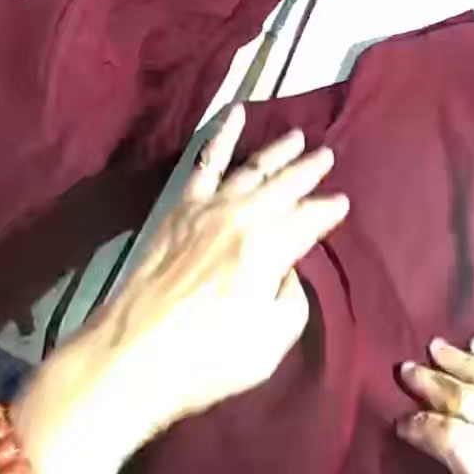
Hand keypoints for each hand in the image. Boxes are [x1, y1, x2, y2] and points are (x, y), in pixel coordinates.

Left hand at [0, 106, 349, 473]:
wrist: (132, 356)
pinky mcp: (182, 205)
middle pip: (286, 184)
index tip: (341, 202)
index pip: (310, 219)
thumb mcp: (270, 346)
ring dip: (278, 151)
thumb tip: (287, 272)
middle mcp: (244, 215)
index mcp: (269, 247)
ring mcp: (211, 205)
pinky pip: (208, 161)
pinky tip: (235, 113)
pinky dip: (223, 135)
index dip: (329, 210)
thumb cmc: (206, 360)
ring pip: (253, 167)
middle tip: (327, 156)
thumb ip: (292, 302)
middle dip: (310, 170)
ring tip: (297, 137)